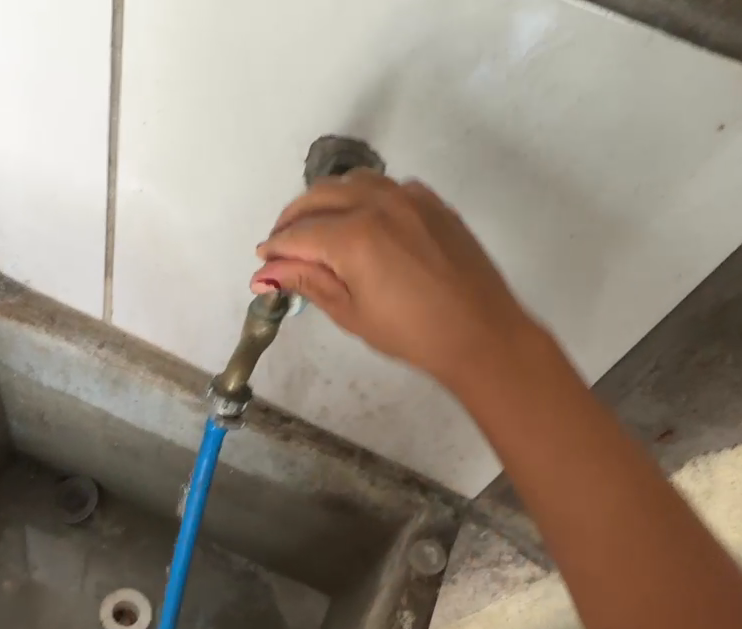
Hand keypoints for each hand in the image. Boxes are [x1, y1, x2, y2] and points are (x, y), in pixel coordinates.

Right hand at [251, 170, 548, 391]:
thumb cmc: (410, 333)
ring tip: (313, 230)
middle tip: (281, 249)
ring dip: (323, 202)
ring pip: (350, 183)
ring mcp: (408, 197)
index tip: (263, 265)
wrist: (478, 331)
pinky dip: (359, 197)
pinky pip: (383, 186)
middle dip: (292, 221)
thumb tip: (267, 273)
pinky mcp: (429, 201)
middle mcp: (378, 204)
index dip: (275, 251)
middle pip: (318, 198)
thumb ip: (307, 282)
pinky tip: (357, 223)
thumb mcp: (350, 312)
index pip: (298, 235)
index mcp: (354, 236)